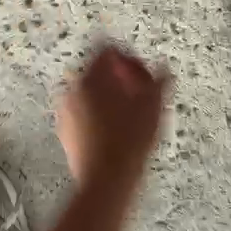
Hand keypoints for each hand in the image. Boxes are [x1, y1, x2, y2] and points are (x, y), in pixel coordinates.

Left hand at [56, 45, 169, 193]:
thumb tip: (164, 70)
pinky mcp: (66, 133)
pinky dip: (97, 116)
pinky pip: (82, 115)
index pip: (108, 50)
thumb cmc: (127, 145)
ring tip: (128, 114)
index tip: (140, 70)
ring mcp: (66, 113)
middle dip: (117, 79)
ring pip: (89, 94)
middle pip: (96, 72)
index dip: (128, 58)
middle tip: (136, 92)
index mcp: (92, 78)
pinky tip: (115, 131)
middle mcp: (73, 91)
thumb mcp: (153, 108)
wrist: (106, 180)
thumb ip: (158, 81)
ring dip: (108, 98)